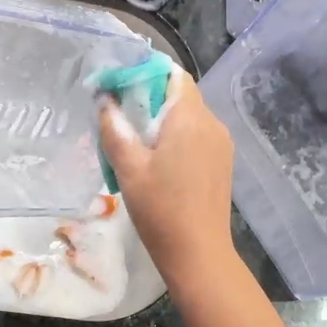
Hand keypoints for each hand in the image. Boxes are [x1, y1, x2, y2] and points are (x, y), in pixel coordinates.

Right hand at [97, 66, 236, 283]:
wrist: (198, 253)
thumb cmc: (160, 209)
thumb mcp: (128, 168)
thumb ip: (115, 129)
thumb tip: (105, 100)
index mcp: (190, 118)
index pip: (172, 74)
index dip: (145, 73)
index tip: (119, 85)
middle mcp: (211, 124)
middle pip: (179, 95)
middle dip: (149, 100)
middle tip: (118, 118)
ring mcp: (221, 144)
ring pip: (187, 118)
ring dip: (161, 122)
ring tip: (133, 144)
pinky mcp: (221, 163)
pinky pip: (196, 137)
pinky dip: (175, 139)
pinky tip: (155, 163)